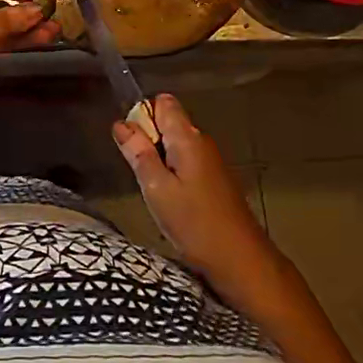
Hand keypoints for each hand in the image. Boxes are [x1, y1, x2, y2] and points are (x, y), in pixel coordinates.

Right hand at [114, 95, 274, 284]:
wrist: (241, 260)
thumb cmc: (195, 223)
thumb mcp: (156, 189)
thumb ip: (138, 153)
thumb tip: (121, 123)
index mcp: (188, 137)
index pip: (162, 102)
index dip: (142, 115)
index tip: (132, 145)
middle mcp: (201, 140)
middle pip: (168, 122)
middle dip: (147, 140)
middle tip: (140, 174)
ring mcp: (210, 160)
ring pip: (175, 144)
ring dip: (158, 160)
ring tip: (153, 191)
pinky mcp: (214, 179)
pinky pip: (185, 162)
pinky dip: (172, 174)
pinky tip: (170, 201)